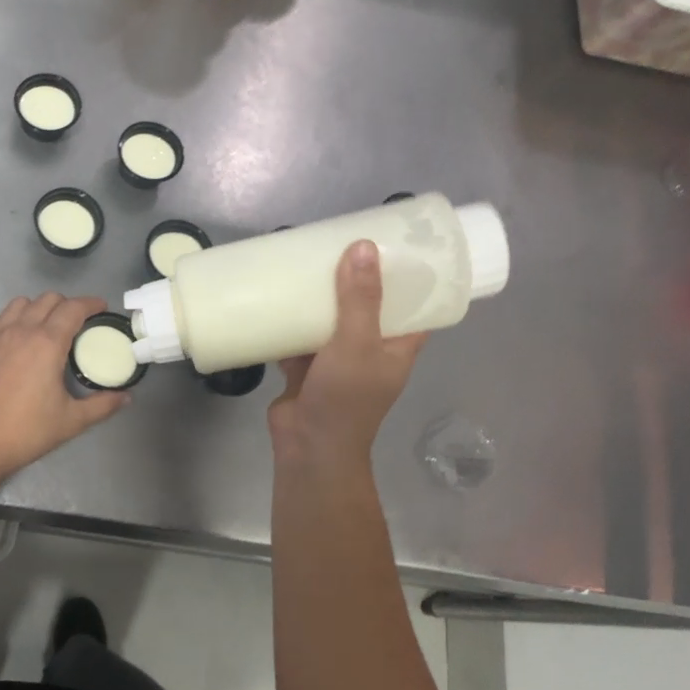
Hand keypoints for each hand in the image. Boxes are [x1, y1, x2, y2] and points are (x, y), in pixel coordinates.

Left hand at [0, 293, 129, 485]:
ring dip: (36, 307)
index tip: (101, 309)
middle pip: (48, 299)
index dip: (91, 303)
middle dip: (66, 304)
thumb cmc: (27, 431)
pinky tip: (11, 334)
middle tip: (76, 322)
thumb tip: (126, 398)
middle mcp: (22, 330)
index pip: (73, 308)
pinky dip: (6, 319)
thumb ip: (102, 405)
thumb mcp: (72, 421)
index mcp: (48, 343)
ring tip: (44, 325)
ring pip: (19, 303)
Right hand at [268, 240, 426, 465]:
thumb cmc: (345, 398)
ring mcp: (336, 361)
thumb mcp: (357, 343)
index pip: (413, 303)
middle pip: (366, 306)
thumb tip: (363, 246)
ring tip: (307, 262)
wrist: (308, 447)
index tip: (395, 242)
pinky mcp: (304, 370)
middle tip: (340, 243)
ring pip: (330, 321)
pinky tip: (276, 298)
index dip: (407, 274)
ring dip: (319, 299)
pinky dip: (289, 322)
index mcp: (398, 345)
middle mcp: (370, 350)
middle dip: (354, 279)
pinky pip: (299, 338)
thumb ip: (359, 298)